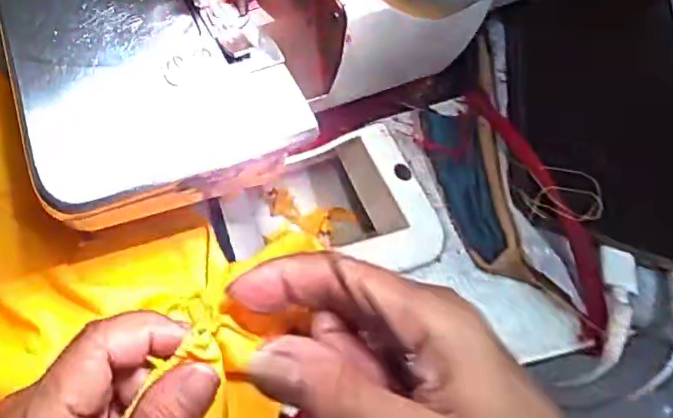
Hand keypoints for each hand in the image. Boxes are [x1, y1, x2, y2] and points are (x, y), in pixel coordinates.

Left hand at [0, 311, 220, 417]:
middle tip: (197, 386)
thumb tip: (202, 366)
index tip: (200, 341)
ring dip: (143, 390)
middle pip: (103, 356)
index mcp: (42, 400)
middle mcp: (32, 397)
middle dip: (154, 364)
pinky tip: (148, 416)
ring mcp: (36, 413)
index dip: (152, 329)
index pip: (101, 337)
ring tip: (176, 407)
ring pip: (100, 381)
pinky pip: (89, 402)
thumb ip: (158, 411)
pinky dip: (124, 407)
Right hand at [226, 253, 560, 417]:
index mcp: (428, 313)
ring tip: (317, 417)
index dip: (281, 278)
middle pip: (338, 315)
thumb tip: (260, 354)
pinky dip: (347, 403)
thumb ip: (336, 391)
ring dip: (324, 387)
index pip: (336, 270)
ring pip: (350, 355)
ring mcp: (434, 364)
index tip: (235, 300)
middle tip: (289, 398)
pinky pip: (372, 385)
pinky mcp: (437, 397)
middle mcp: (427, 326)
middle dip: (306, 351)